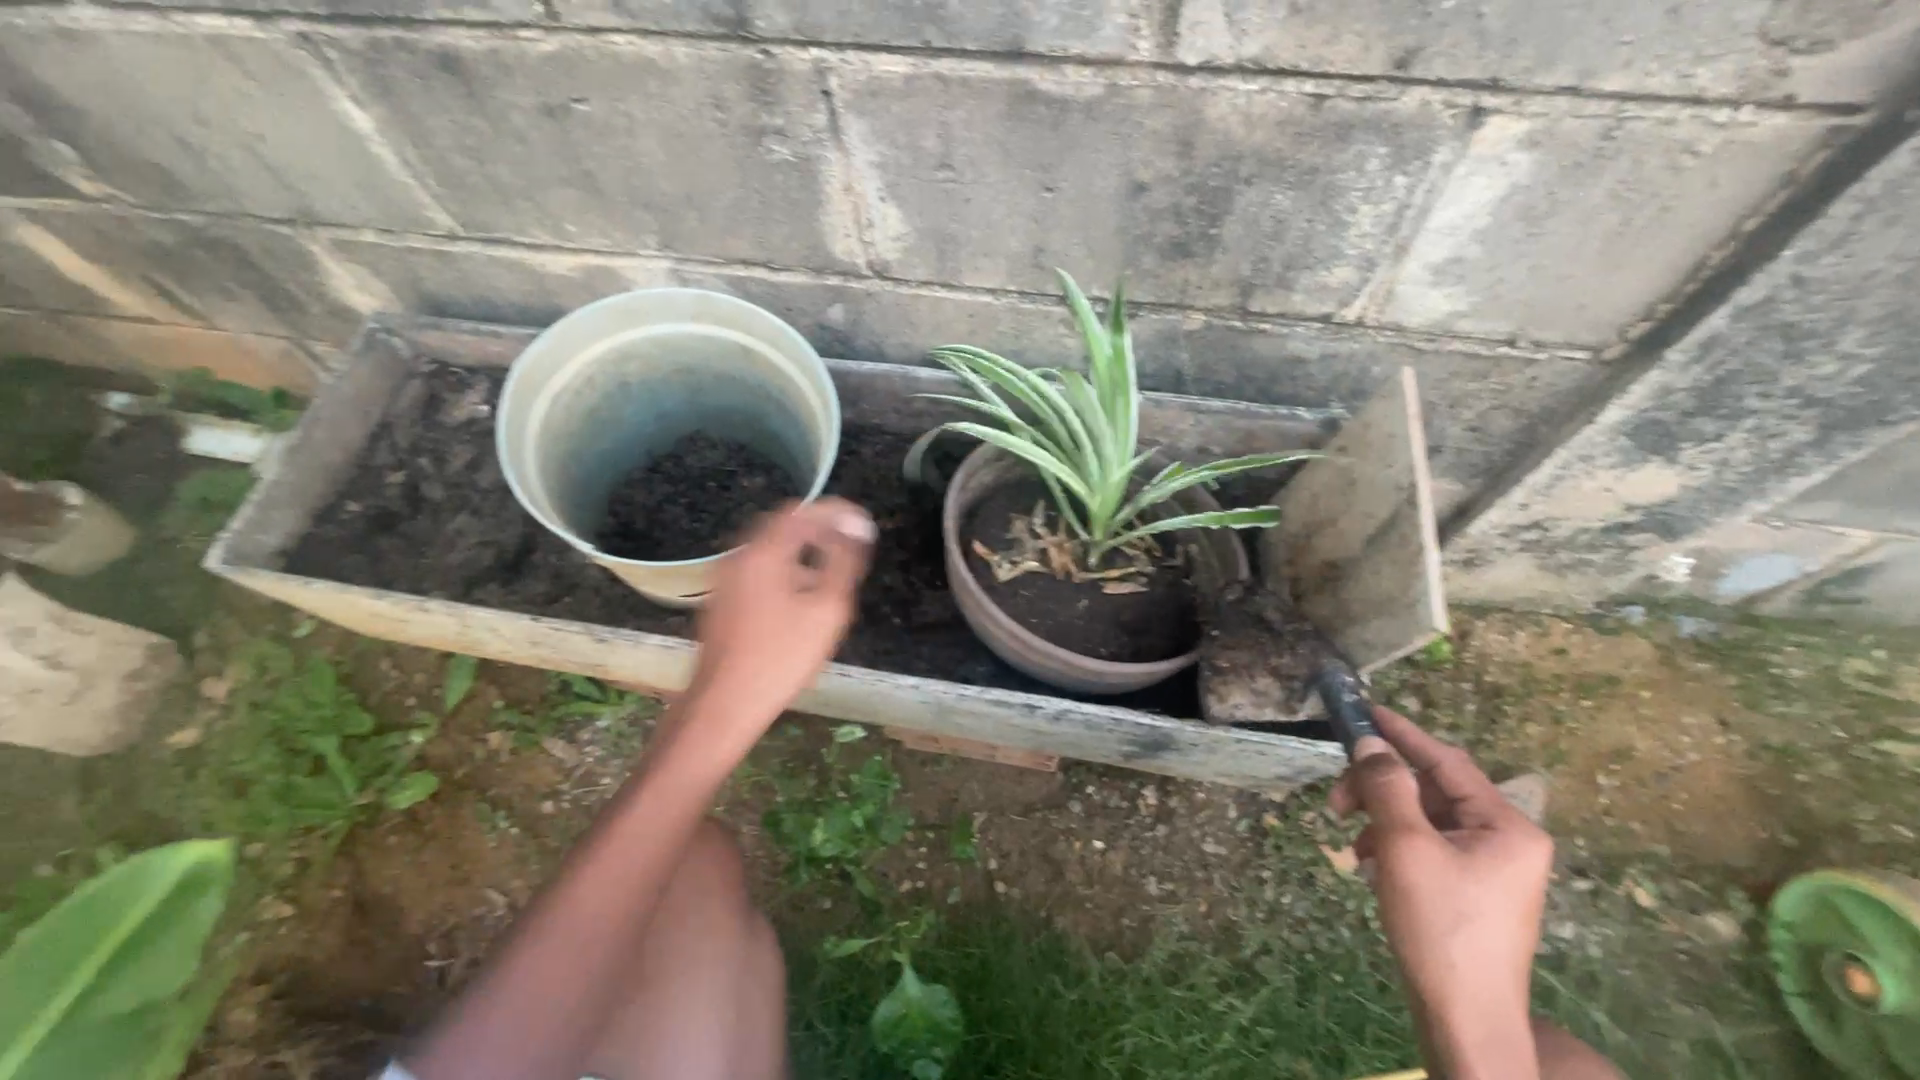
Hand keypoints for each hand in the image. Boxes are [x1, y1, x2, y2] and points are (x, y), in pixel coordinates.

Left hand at [681, 497, 874, 755]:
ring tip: (829, 580)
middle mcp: (738, 558)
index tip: (861, 525)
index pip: (802, 511)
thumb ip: (845, 562)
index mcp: (763, 553)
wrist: (724, 703)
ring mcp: (724, 581)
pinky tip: (800, 605)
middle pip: (782, 527)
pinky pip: (757, 572)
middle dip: (818, 532)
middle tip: (848, 548)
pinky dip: (783, 573)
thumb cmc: (780, 658)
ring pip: (769, 552)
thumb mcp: (826, 609)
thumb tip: (858, 527)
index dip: (835, 512)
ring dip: (801, 555)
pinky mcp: (721, 602)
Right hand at [1330, 706, 1551, 1079]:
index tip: (1364, 711)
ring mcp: (1492, 869)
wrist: (1465, 1019)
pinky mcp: (1472, 892)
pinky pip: (1428, 849)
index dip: (1402, 733)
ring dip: (1382, 822)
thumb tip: (1370, 744)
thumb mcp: (1405, 848)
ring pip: (1424, 820)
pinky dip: (1394, 848)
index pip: (1446, 761)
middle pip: (1432, 790)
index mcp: (1507, 826)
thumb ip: (1386, 787)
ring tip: (1353, 848)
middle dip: (1380, 790)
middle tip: (1336, 802)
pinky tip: (1371, 869)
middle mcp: (1507, 841)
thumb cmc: (1440, 927)